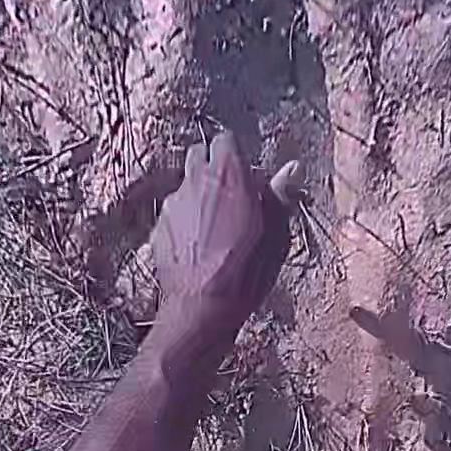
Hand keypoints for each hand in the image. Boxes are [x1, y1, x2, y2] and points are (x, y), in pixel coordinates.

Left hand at [151, 131, 296, 335]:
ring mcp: (172, 205)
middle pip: (199, 157)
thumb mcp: (275, 236)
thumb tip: (292, 170)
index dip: (236, 159)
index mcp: (228, 173)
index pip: (227, 141)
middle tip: (228, 199)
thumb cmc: (243, 274)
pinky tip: (196, 250)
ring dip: (196, 200)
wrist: (200, 310)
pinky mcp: (157, 229)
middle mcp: (194, 181)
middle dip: (211, 171)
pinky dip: (183, 225)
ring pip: (184, 188)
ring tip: (212, 232)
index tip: (245, 180)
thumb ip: (280, 197)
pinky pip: (172, 217)